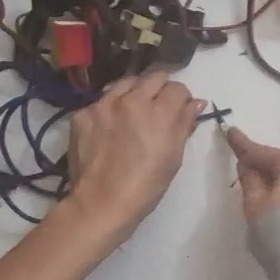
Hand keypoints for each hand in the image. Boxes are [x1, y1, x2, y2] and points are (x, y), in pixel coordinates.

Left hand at [54, 71, 202, 245]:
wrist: (102, 202)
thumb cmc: (147, 185)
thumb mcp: (174, 157)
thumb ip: (184, 124)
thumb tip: (196, 104)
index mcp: (160, 113)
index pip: (178, 88)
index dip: (183, 98)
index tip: (181, 109)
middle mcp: (132, 100)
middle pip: (154, 77)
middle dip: (162, 88)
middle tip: (161, 106)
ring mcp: (104, 104)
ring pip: (126, 82)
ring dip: (137, 91)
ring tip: (136, 110)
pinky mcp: (83, 113)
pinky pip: (103, 100)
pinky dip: (112, 107)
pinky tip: (113, 125)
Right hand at [226, 126, 279, 223]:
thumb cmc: (276, 224)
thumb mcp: (254, 201)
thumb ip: (249, 179)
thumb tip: (247, 164)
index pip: (261, 152)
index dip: (243, 145)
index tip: (230, 132)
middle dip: (262, 165)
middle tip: (244, 166)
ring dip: (276, 177)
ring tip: (258, 185)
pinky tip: (276, 194)